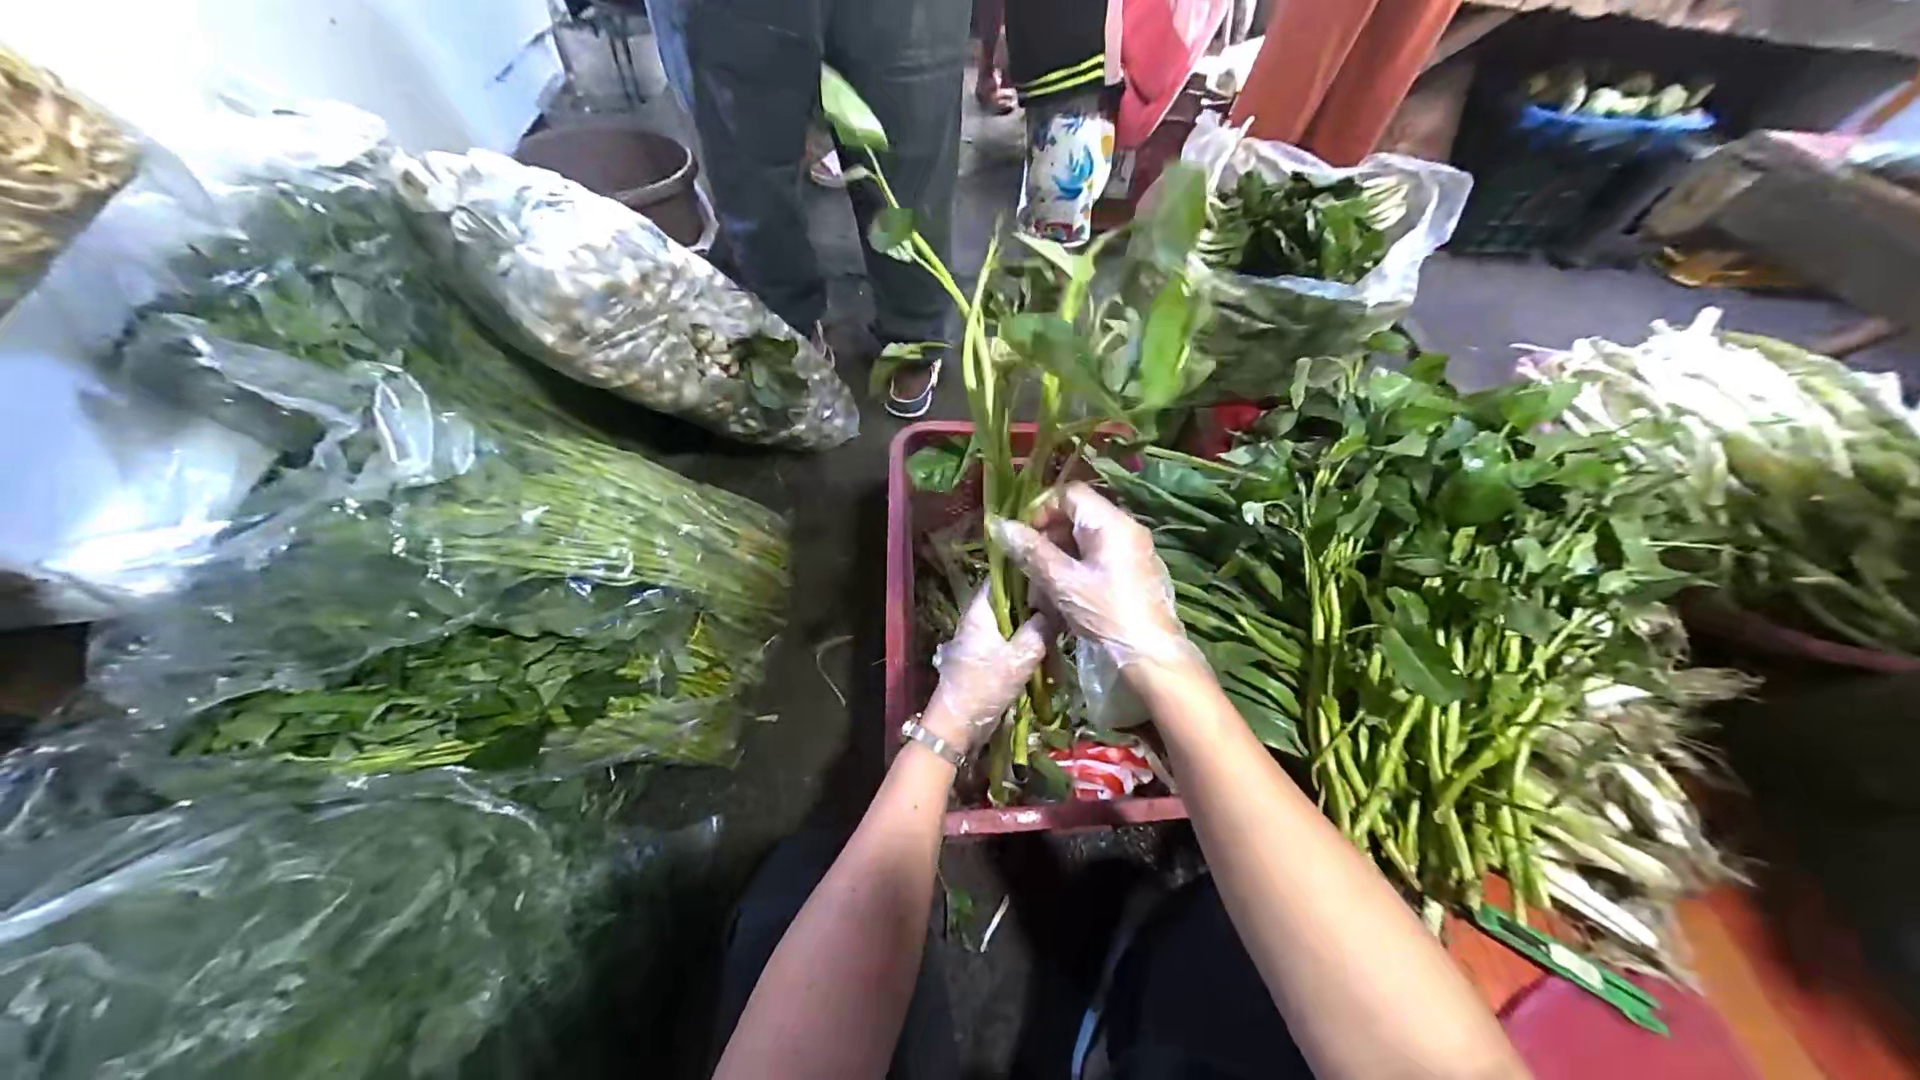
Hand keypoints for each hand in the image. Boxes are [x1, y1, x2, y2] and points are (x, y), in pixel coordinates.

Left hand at [921, 588, 1050, 754]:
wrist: (957, 724)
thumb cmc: (985, 685)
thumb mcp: (1019, 658)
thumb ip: (1038, 631)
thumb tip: (1053, 610)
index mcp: (979, 613)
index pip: (998, 580)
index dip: (1021, 575)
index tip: (1046, 575)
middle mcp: (974, 621)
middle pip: (1005, 602)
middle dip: (1030, 603)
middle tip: (1057, 603)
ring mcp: (976, 641)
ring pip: (1006, 624)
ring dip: (1027, 626)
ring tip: (1054, 626)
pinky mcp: (980, 659)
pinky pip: (1003, 642)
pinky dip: (1020, 643)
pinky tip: (1041, 649)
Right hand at [990, 483, 1204, 682]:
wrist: (1150, 655)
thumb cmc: (1106, 613)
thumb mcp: (1062, 582)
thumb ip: (1031, 551)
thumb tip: (999, 525)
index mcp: (1111, 522)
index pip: (1069, 493)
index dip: (1040, 510)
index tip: (1022, 538)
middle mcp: (1125, 529)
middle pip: (1076, 515)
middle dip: (1047, 536)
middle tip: (1027, 565)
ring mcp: (1132, 550)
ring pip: (1084, 539)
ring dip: (1057, 556)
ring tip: (1040, 585)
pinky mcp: (1132, 572)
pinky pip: (1097, 557)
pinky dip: (1075, 569)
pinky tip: (1062, 594)